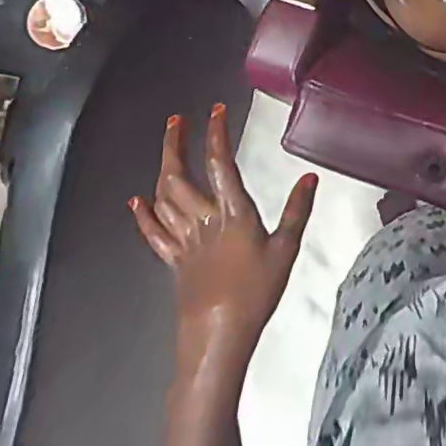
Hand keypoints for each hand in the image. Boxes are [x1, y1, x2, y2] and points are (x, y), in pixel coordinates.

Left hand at [129, 105, 316, 371]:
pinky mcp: (173, 260)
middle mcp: (203, 219)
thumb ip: (297, 211)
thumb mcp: (286, 250)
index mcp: (233, 213)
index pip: (221, 163)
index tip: (216, 111)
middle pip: (180, 175)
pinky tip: (136, 201)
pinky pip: (154, 233)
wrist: (219, 334)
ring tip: (166, 147)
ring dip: (162, 168)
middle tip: (176, 120)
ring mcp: (184, 239)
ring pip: (164, 197)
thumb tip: (310, 177)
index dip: (217, 133)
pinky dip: (143, 215)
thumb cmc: (256, 292)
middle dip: (176, 144)